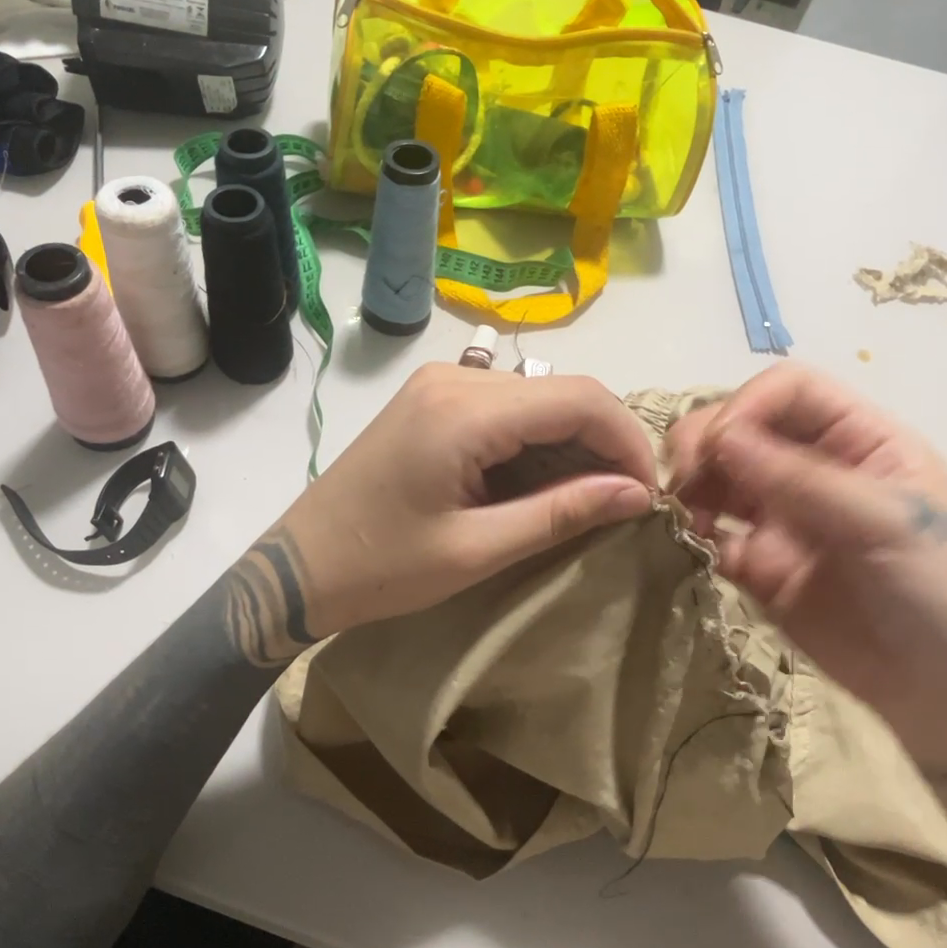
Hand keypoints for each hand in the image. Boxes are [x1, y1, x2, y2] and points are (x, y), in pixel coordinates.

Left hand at [272, 363, 656, 645]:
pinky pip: (504, 406)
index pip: (579, 399)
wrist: (299, 565)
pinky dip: (535, 439)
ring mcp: (437, 384)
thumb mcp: (476, 550)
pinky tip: (541, 482)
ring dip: (571, 441)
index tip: (647, 494)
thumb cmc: (382, 568)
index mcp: (464, 411)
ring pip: (536, 396)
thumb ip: (560, 514)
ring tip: (587, 498)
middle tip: (623, 501)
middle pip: (561, 391)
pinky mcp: (429, 400)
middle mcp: (453, 379)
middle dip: (603, 441)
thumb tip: (636, 494)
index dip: (626, 441)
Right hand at [666, 363, 946, 732]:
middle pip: (741, 428)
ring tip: (681, 518)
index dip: (746, 406)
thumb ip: (802, 479)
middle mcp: (814, 470)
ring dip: (690, 488)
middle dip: (704, 444)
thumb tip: (719, 437)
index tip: (715, 446)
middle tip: (680, 481)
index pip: (789, 392)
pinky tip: (690, 548)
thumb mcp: (889, 522)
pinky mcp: (760, 569)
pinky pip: (713, 538)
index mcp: (861, 441)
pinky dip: (692, 536)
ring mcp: (784, 520)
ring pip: (717, 479)